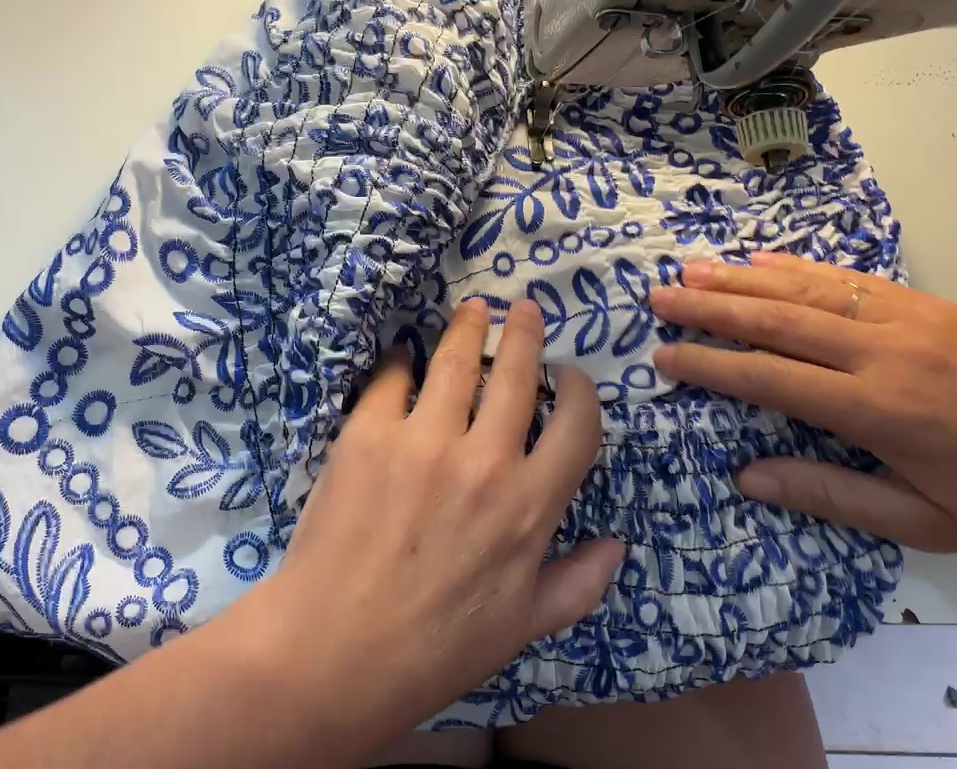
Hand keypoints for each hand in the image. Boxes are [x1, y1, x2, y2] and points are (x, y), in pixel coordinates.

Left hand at [252, 298, 623, 723]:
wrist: (338, 649)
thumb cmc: (438, 646)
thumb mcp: (524, 625)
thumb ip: (577, 583)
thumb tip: (617, 544)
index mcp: (530, 506)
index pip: (576, 424)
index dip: (579, 391)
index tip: (569, 376)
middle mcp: (484, 462)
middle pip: (517, 375)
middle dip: (525, 333)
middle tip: (524, 309)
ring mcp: (423, 442)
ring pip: (457, 362)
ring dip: (469, 327)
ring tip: (473, 308)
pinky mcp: (367, 435)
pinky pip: (390, 379)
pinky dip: (400, 360)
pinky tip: (402, 354)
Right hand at [648, 253, 956, 560]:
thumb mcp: (920, 524)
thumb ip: (828, 495)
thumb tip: (746, 476)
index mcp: (880, 410)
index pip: (770, 378)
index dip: (711, 366)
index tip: (663, 356)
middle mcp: (885, 351)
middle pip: (777, 319)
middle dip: (710, 307)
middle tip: (657, 296)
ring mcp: (909, 318)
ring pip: (807, 288)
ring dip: (742, 278)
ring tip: (691, 268)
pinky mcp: (930, 304)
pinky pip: (849, 277)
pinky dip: (798, 266)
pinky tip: (762, 259)